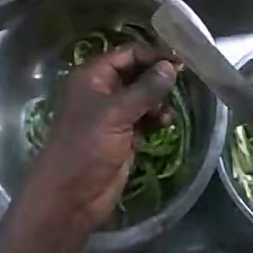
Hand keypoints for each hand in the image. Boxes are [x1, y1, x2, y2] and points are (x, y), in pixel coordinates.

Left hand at [24, 44, 177, 231]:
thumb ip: (145, 89)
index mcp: (93, 76)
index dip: (152, 55)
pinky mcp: (122, 136)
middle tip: (182, 82)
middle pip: (136, 73)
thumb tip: (170, 66)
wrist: (70, 198)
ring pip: (143, 96)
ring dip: (158, 101)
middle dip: (157, 78)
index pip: (128, 54)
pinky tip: (164, 124)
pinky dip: (155, 118)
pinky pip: (144, 118)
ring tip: (166, 113)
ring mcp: (112, 114)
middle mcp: (103, 90)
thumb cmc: (86, 147)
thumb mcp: (116, 113)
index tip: (180, 61)